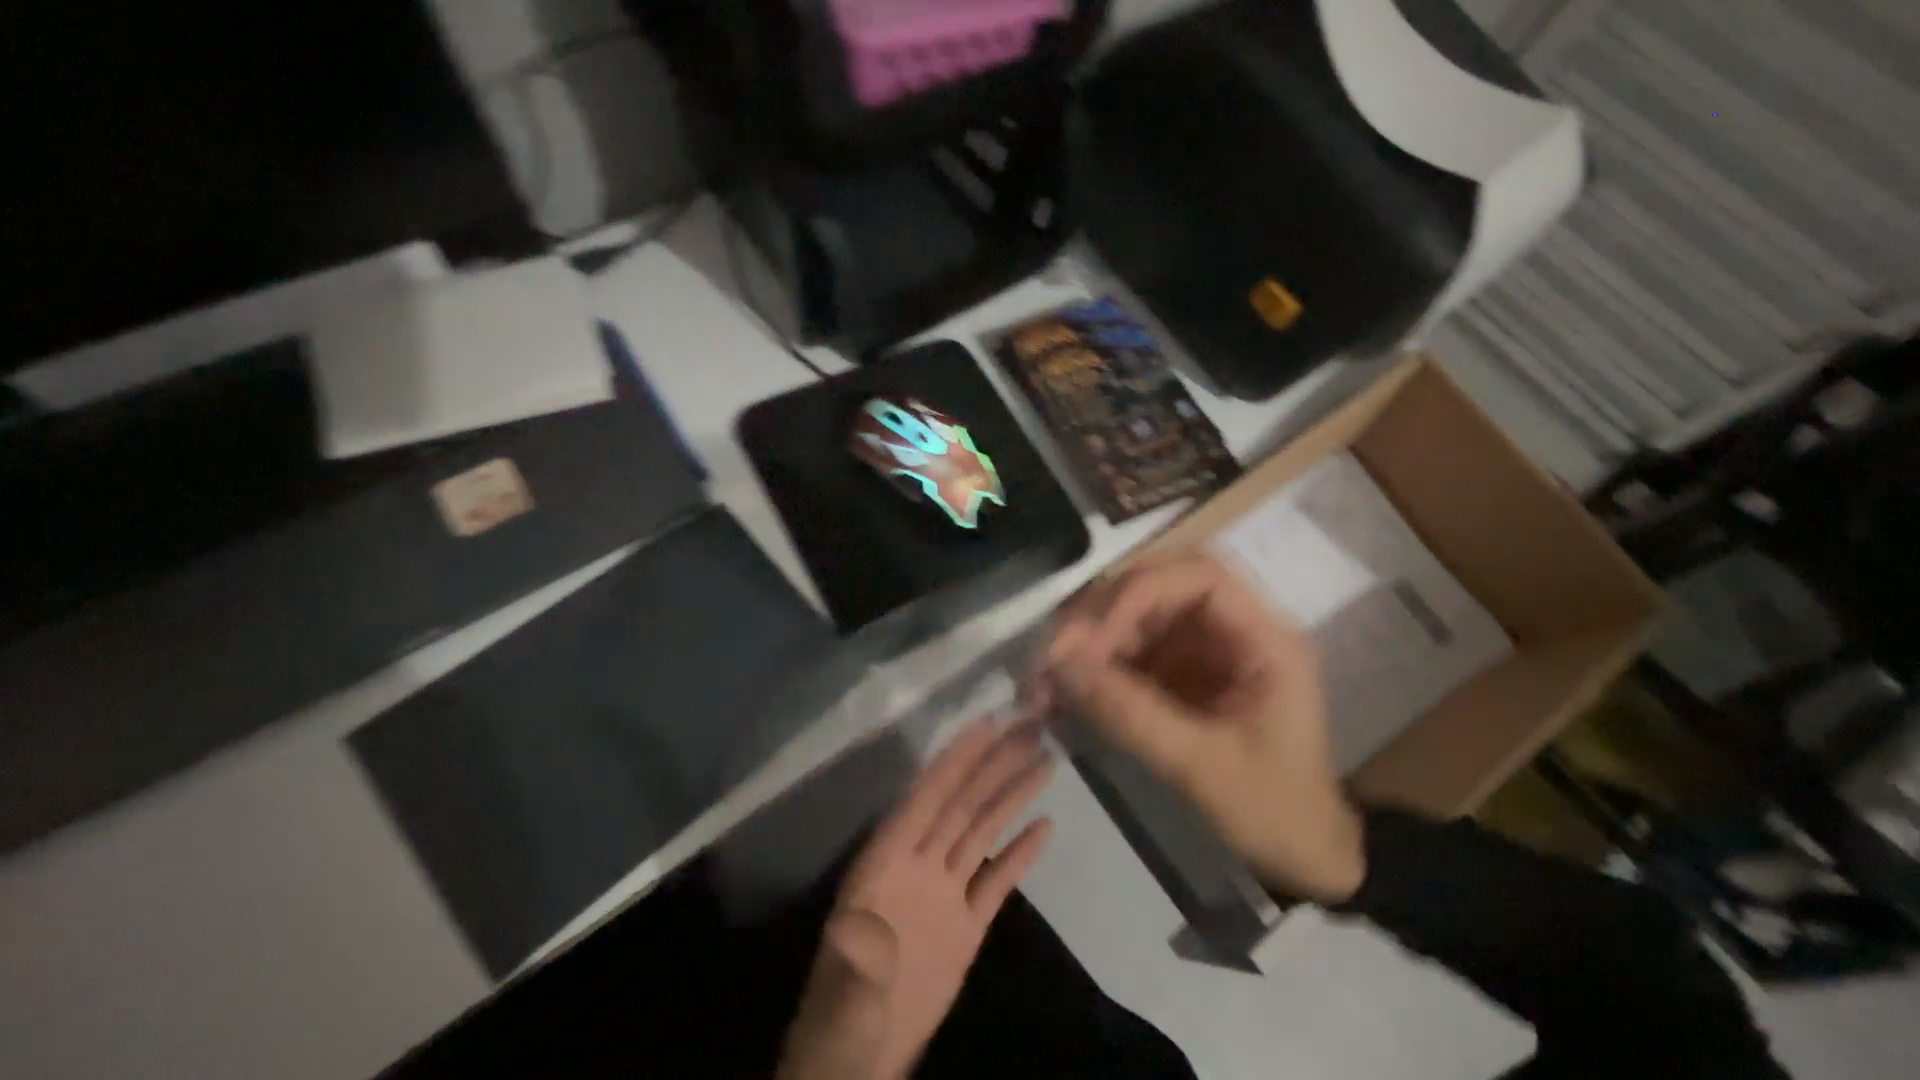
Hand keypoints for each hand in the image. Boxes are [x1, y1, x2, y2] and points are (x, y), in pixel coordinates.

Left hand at [777, 719, 1055, 1079]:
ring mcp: (944, 894)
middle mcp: (917, 867)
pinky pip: (996, 882)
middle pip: (961, 805)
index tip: (984, 724)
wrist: (862, 1061)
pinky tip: (1046, 827)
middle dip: (993, 765)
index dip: (952, 761)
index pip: (924, 801)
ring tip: (1045, 761)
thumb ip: (858, 961)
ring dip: (1011, 797)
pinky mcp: (967, 927)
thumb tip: (863, 931)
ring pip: (981, 833)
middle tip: (1030, 726)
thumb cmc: (842, 1021)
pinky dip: (1020, 855)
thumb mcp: (845, 990)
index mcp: (885, 866)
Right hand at [1037, 552, 1366, 904]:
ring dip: (1091, 641)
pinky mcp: (1182, 677)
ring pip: (1138, 619)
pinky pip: (1132, 654)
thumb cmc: (1273, 809)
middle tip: (1056, 653)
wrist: (1302, 854)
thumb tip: (1060, 664)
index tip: (1093, 634)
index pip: (1202, 576)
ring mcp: (1205, 653)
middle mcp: (1233, 631)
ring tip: (1048, 677)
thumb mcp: (1202, 766)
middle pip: (1161, 589)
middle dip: (1105, 614)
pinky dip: (1095, 668)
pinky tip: (1064, 690)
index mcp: (1265, 639)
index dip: (1142, 590)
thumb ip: (1131, 713)